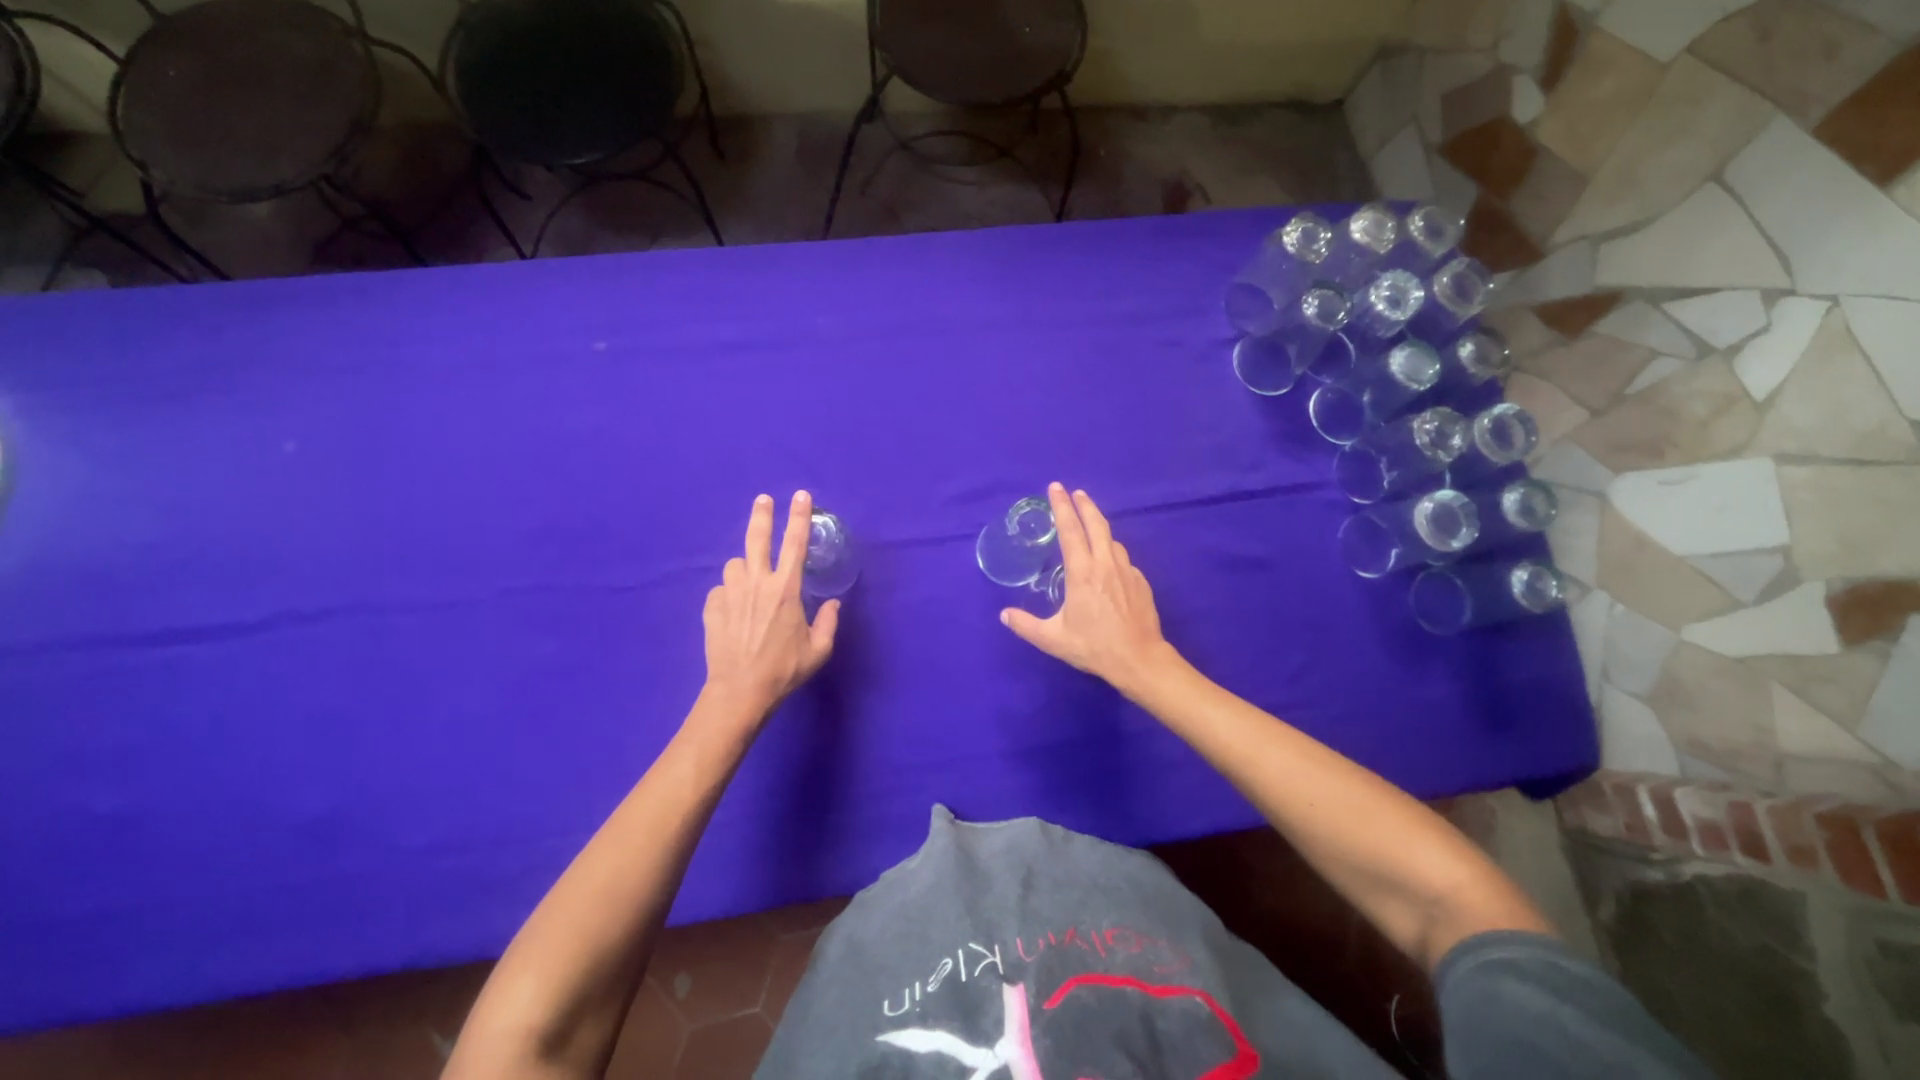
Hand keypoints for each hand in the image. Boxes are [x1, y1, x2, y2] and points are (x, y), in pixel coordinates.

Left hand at [700, 492, 839, 724]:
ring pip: (735, 565)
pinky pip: (721, 591)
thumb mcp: (819, 651)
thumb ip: (829, 623)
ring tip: (749, 583)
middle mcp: (757, 583)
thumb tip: (834, 605)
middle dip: (762, 515)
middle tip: (763, 500)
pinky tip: (733, 612)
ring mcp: (730, 594)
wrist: (741, 691)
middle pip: (757, 538)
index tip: (802, 496)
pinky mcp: (711, 608)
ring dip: (744, 568)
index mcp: (786, 590)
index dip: (799, 516)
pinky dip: (728, 595)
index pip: (795, 543)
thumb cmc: (785, 671)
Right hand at [1001, 484, 1177, 695]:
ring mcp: (1126, 571)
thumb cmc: (1094, 647)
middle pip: (1096, 524)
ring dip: (1100, 527)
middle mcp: (1105, 564)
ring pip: (1112, 540)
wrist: (1139, 659)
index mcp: (1082, 572)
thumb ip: (1026, 625)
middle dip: (1084, 505)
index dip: (1062, 507)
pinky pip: (1123, 560)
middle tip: (1075, 492)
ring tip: (1091, 525)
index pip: (1070, 530)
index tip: (1056, 488)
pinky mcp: (1141, 582)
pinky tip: (1109, 562)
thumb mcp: (1053, 639)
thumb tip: (1005, 614)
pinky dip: (1112, 553)